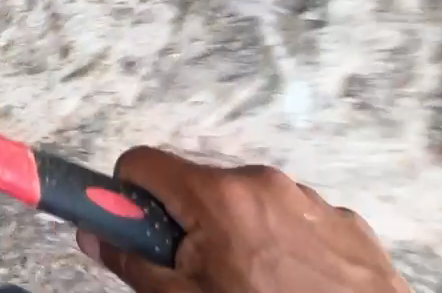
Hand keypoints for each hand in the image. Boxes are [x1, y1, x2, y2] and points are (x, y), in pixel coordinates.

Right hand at [80, 148, 409, 292]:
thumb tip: (89, 235)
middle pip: (196, 183)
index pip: (141, 161)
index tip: (143, 225)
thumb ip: (133, 262)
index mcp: (214, 194)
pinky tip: (305, 283)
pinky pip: (298, 217)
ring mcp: (310, 200)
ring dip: (242, 228)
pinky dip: (290, 241)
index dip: (131, 191)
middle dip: (191, 217)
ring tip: (264, 280)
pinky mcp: (351, 223)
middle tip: (208, 269)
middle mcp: (259, 180)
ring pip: (248, 199)